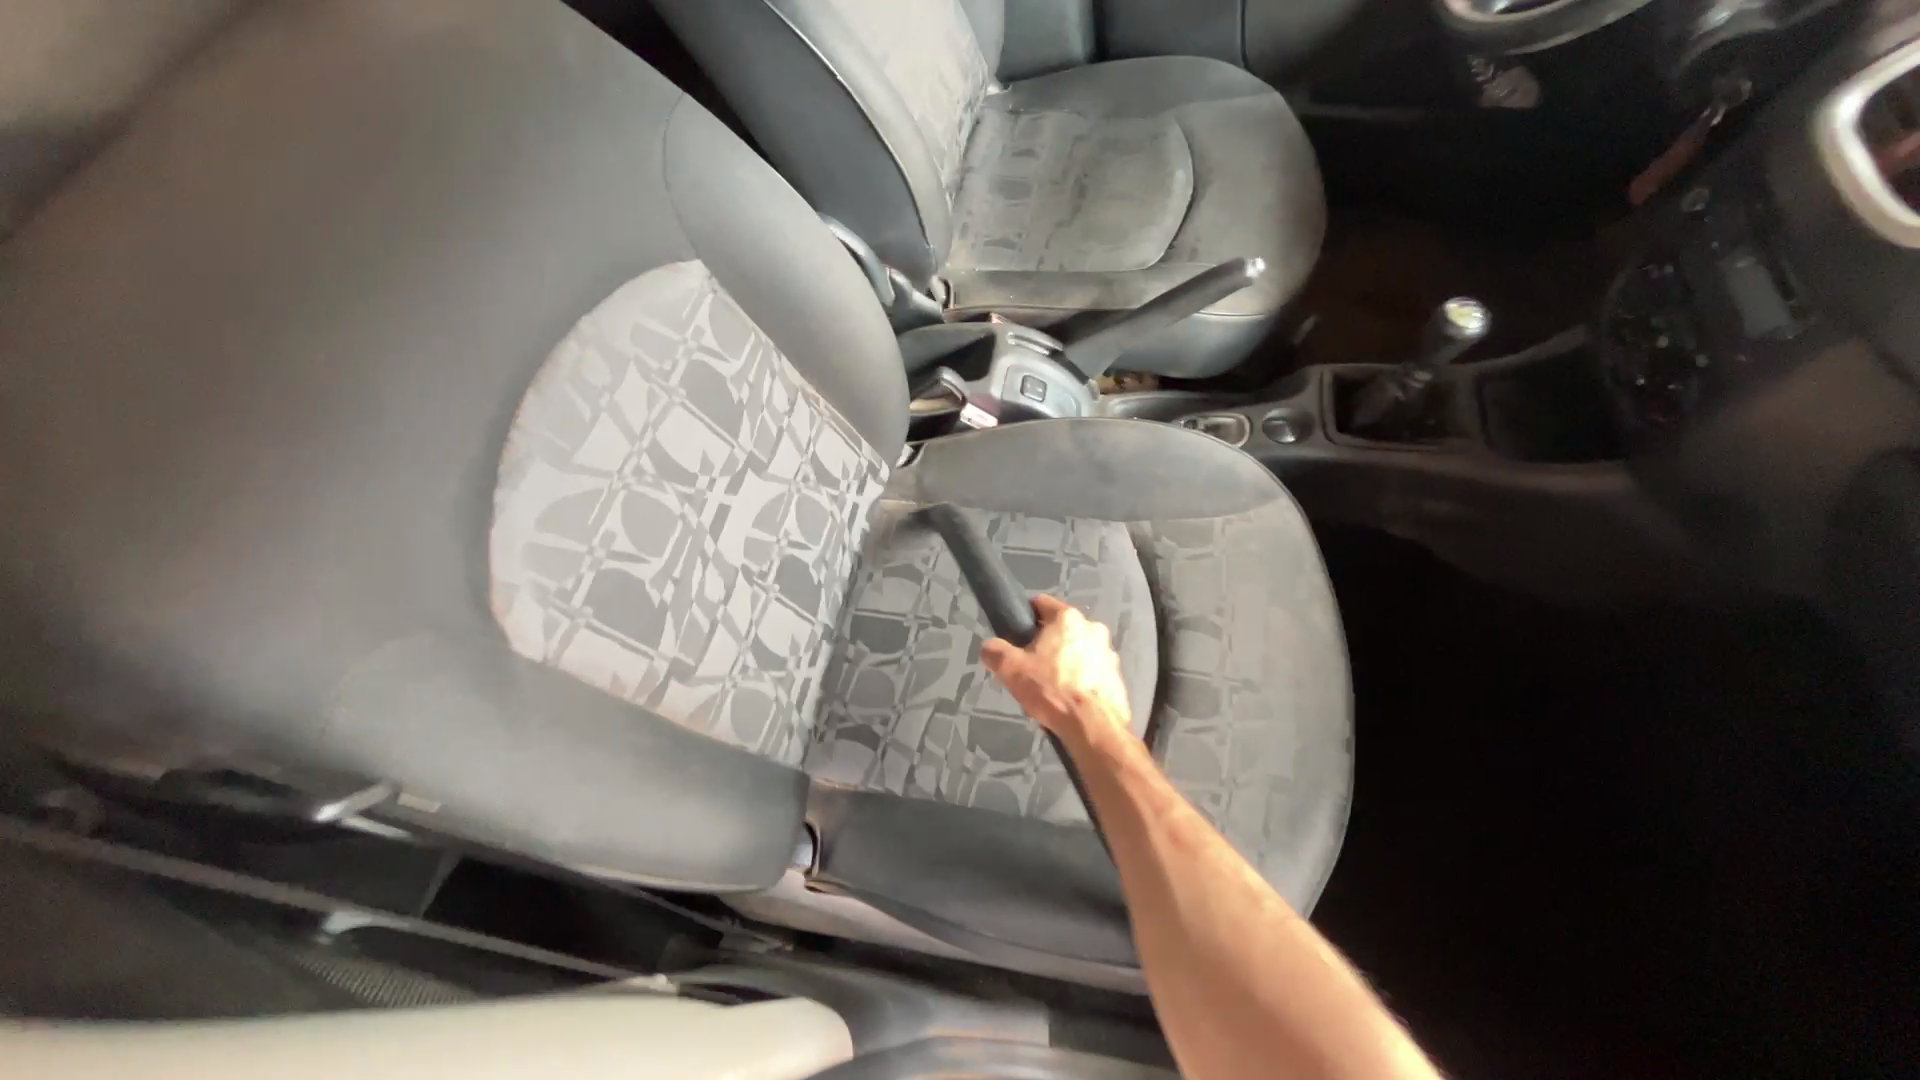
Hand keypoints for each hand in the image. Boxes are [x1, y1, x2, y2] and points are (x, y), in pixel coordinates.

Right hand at [981, 595, 1131, 746]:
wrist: (1092, 726)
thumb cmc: (1051, 691)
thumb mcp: (1011, 670)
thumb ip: (995, 651)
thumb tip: (990, 647)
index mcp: (1068, 618)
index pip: (1041, 603)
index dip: (1025, 616)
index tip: (1016, 635)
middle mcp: (1093, 628)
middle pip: (1061, 629)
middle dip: (1047, 644)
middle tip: (1031, 667)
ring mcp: (1109, 652)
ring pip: (1079, 650)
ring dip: (1066, 662)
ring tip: (1052, 687)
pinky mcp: (1117, 676)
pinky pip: (1093, 671)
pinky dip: (1082, 679)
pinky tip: (1070, 699)